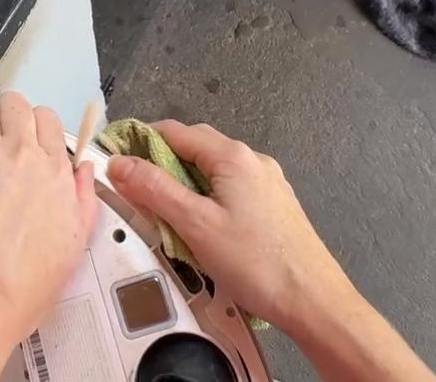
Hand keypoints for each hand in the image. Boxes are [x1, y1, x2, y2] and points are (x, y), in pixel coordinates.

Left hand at [0, 93, 98, 355]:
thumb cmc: (25, 283)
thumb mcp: (75, 245)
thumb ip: (84, 198)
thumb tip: (83, 168)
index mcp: (53, 167)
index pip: (47, 118)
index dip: (36, 129)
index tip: (27, 146)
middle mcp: (20, 149)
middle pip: (15, 103)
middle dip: (7, 118)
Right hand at [107, 121, 435, 381]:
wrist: (318, 304)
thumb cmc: (258, 263)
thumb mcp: (196, 225)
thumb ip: (154, 189)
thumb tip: (119, 163)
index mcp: (232, 155)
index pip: (173, 131)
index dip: (140, 142)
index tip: (117, 161)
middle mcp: (252, 159)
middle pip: (194, 147)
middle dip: (162, 164)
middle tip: (139, 191)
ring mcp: (267, 182)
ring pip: (213, 170)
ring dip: (185, 184)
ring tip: (168, 215)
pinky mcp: (275, 205)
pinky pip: (231, 188)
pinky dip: (208, 198)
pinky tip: (204, 227)